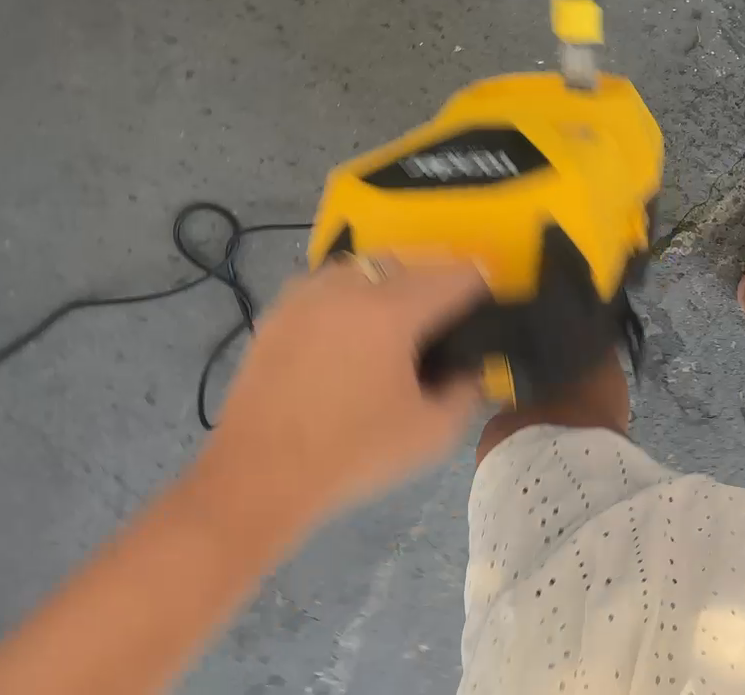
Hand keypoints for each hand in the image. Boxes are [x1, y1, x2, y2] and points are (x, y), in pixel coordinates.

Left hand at [193, 257, 487, 524]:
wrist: (255, 482)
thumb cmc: (352, 454)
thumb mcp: (433, 432)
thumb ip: (468, 390)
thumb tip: (470, 367)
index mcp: (392, 310)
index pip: (458, 275)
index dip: (483, 289)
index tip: (489, 313)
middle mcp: (350, 288)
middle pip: (414, 262)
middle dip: (437, 286)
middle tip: (444, 326)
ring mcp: (308, 296)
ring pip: (368, 266)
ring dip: (393, 284)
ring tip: (396, 322)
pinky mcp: (278, 314)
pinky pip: (329, 284)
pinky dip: (351, 296)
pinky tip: (351, 332)